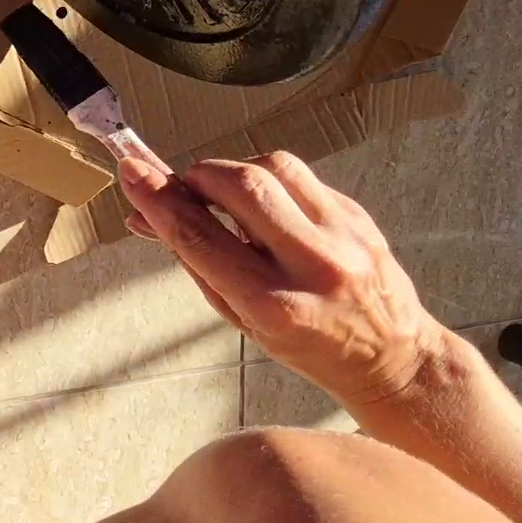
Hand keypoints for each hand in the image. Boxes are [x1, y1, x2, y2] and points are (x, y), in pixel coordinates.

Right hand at [119, 152, 444, 408]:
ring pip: (273, 167)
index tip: (131, 171)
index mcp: (272, 304)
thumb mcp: (235, 314)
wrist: (391, 355)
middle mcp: (313, 265)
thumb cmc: (300, 342)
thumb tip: (144, 215)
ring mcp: (343, 235)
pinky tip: (263, 206)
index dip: (158, 200)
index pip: (200, 237)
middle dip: (198, 177)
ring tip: (226, 198)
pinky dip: (266, 181)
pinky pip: (299, 176)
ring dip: (233, 172)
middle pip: (241, 187)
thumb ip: (192, 260)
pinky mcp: (358, 214)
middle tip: (186, 189)